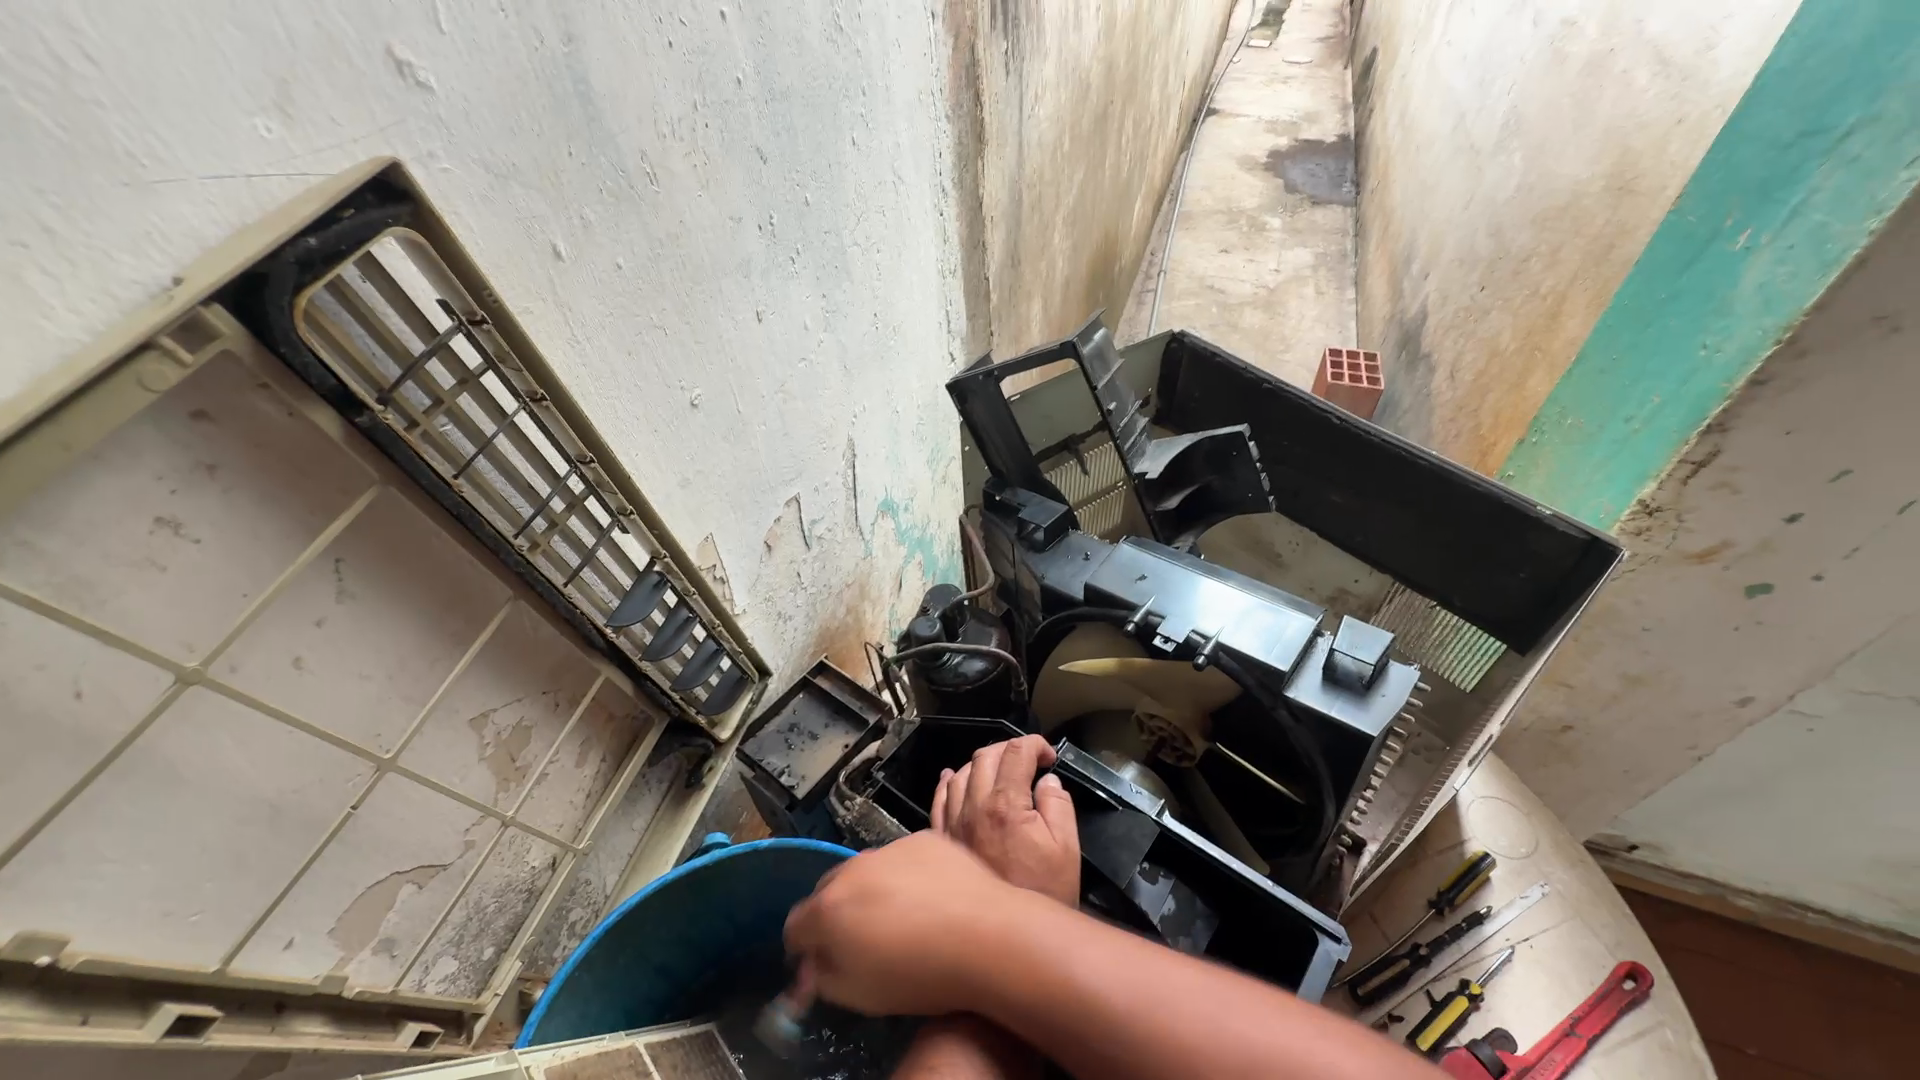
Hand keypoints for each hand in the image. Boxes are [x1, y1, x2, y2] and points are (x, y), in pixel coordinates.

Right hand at [784, 830, 1039, 1016]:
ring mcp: (890, 848)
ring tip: (906, 918)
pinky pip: (904, 858)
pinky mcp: (924, 837)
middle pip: (829, 891)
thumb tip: (814, 962)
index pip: (795, 925)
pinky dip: (908, 874)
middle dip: (837, 914)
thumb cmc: (920, 975)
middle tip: (864, 940)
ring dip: (874, 890)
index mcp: (828, 909)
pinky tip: (933, 897)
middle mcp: (852, 869)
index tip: (823, 962)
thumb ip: (822, 976)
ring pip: (868, 870)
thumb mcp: (857, 995)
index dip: (805, 947)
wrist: (987, 935)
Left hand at [932, 735, 1079, 905]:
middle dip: (1009, 749)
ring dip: (981, 764)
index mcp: (1006, 804)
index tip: (1049, 756)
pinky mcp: (943, 841)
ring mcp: (953, 823)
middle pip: (984, 757)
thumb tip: (1046, 780)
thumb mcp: (1066, 846)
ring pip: (959, 774)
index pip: (1016, 753)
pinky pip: (939, 800)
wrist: (1012, 937)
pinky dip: (947, 782)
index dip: (1035, 745)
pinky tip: (951, 777)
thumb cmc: (1045, 891)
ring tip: (999, 770)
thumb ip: (1058, 803)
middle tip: (1028, 760)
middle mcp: (973, 807)